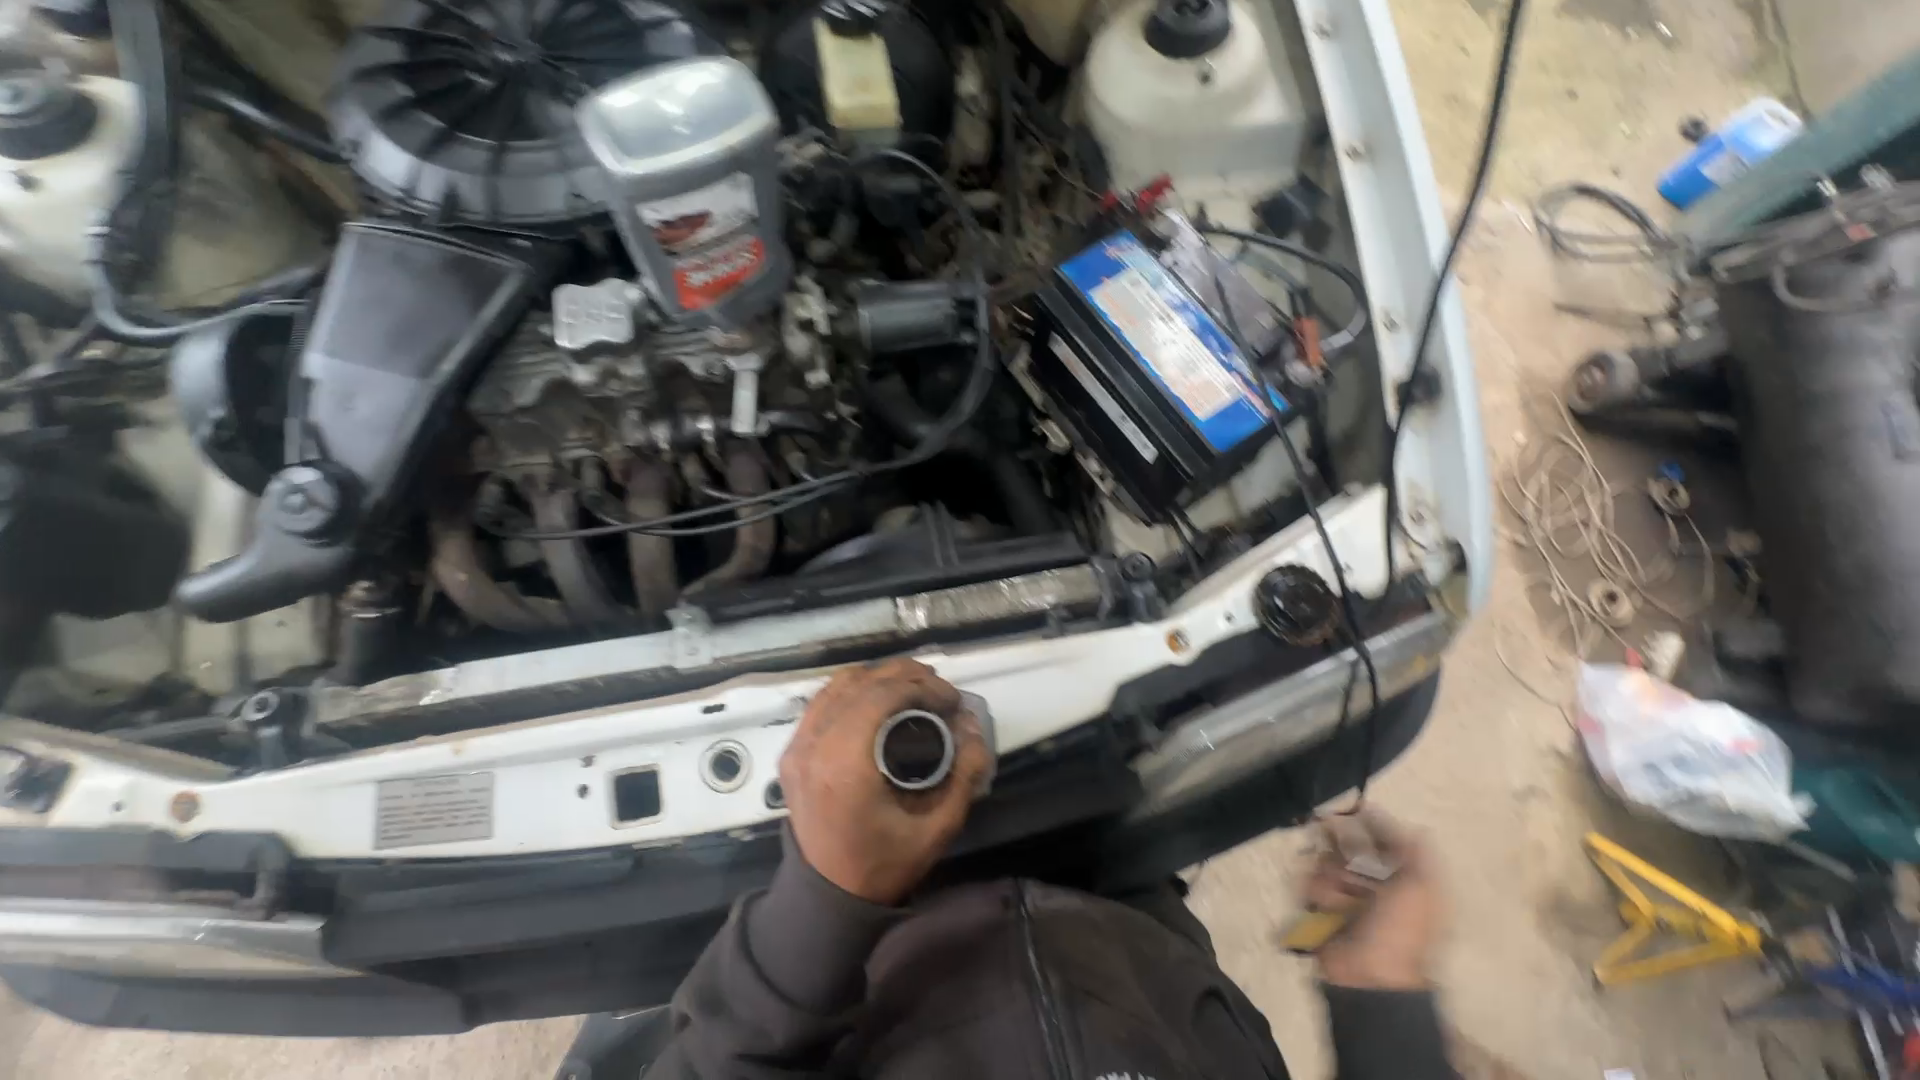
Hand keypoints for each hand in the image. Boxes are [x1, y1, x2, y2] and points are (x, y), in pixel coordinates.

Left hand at [780, 659, 990, 904]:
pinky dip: (854, 689)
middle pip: (862, 682)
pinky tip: (880, 699)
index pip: (883, 695)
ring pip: (839, 684)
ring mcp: (798, 746)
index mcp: (845, 764)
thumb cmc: (882, 865)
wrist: (827, 896)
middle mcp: (815, 745)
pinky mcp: (792, 750)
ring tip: (915, 689)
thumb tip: (972, 726)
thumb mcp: (936, 828)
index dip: (923, 686)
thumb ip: (963, 775)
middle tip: (940, 691)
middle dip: (907, 676)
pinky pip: (822, 701)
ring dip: (880, 678)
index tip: (952, 700)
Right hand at [1305, 812, 1443, 990]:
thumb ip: (1418, 855)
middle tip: (1335, 849)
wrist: (1368, 977)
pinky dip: (1313, 891)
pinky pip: (1307, 881)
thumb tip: (1417, 826)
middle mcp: (1374, 882)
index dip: (1370, 823)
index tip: (1353, 808)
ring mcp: (1345, 894)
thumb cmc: (1400, 932)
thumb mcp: (1421, 892)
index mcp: (1402, 879)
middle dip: (1341, 850)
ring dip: (1328, 877)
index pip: (1384, 838)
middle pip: (1348, 845)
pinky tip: (1324, 905)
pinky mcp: (1319, 905)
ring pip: (1325, 862)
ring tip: (1336, 899)